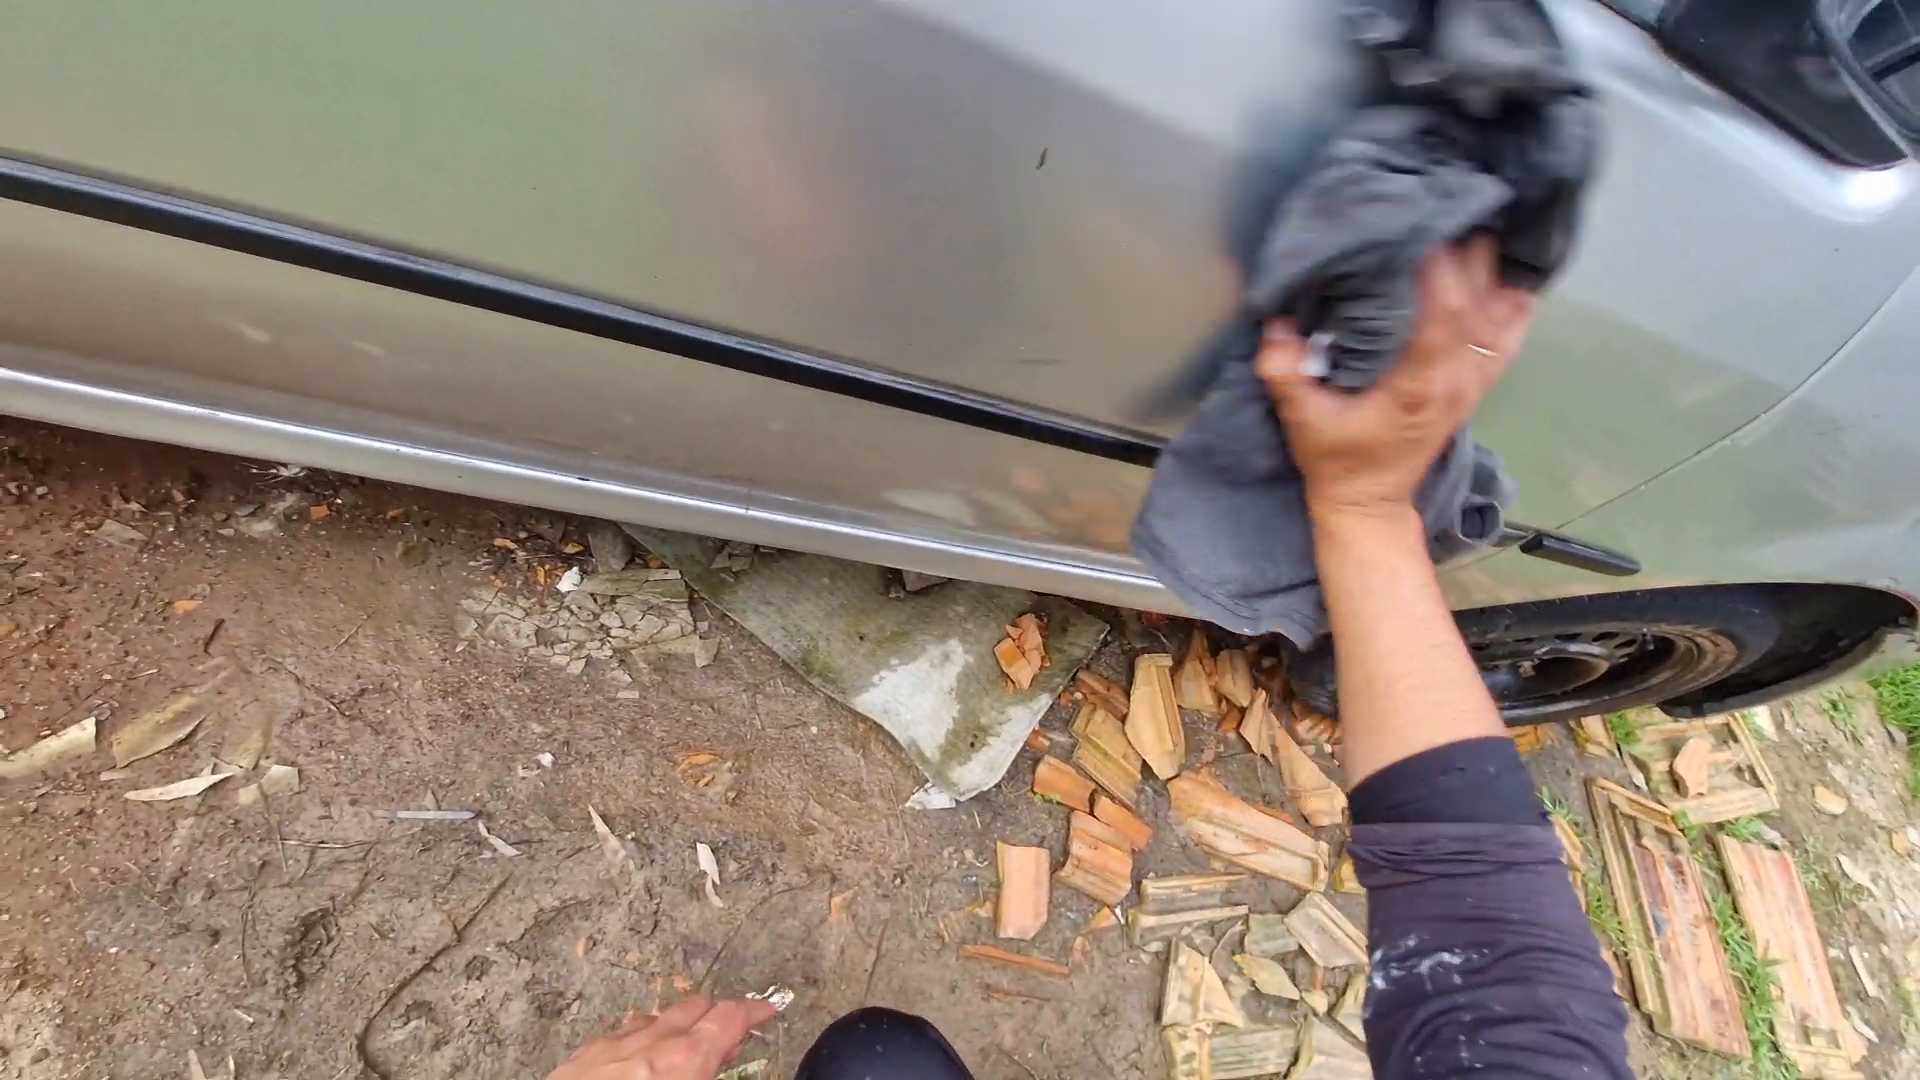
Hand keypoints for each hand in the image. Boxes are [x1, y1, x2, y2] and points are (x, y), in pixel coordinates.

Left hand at [545, 996, 778, 1079]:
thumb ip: (709, 1073)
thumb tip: (723, 1060)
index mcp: (685, 1062)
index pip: (730, 1018)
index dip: (754, 1010)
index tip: (769, 1010)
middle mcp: (652, 1042)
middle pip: (695, 1006)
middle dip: (716, 1018)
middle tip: (726, 1049)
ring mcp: (612, 1046)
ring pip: (657, 1019)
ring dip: (677, 1031)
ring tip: (681, 1060)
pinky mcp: (579, 1059)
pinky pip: (620, 1036)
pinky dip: (640, 1043)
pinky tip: (633, 1070)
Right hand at [1256, 237, 1535, 521]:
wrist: (1369, 500)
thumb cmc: (1335, 460)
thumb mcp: (1301, 422)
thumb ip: (1286, 375)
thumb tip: (1276, 325)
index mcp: (1419, 385)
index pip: (1443, 313)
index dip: (1437, 267)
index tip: (1418, 224)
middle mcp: (1459, 377)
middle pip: (1479, 299)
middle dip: (1461, 250)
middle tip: (1440, 203)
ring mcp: (1475, 379)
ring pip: (1503, 307)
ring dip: (1491, 265)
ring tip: (1473, 219)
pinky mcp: (1479, 381)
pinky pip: (1513, 329)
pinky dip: (1513, 293)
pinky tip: (1503, 266)